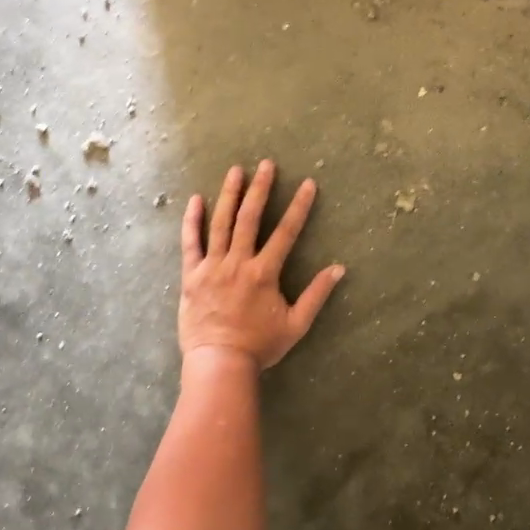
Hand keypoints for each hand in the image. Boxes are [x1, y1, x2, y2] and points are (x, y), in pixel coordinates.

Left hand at [178, 160, 345, 369]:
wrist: (219, 364)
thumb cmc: (260, 346)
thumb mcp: (296, 324)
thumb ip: (317, 294)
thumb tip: (339, 269)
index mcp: (264, 273)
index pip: (286, 232)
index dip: (299, 206)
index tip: (308, 184)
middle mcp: (238, 263)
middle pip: (250, 218)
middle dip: (261, 189)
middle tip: (267, 164)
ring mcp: (212, 267)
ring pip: (221, 224)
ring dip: (230, 195)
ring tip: (236, 171)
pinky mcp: (191, 276)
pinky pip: (190, 243)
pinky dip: (193, 221)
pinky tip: (197, 200)